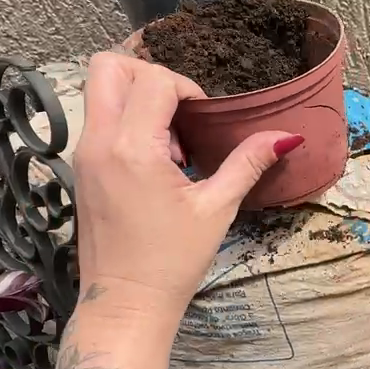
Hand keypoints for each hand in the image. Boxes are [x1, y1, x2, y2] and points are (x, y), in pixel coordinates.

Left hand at [72, 52, 300, 325]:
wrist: (127, 302)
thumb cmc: (175, 259)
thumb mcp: (218, 208)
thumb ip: (248, 163)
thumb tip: (287, 136)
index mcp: (133, 148)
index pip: (154, 80)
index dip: (187, 89)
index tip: (206, 123)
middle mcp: (98, 141)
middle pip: (109, 66)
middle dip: (151, 75)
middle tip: (183, 112)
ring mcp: (83, 154)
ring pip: (99, 89)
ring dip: (138, 97)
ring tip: (172, 142)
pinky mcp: (81, 168)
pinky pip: (99, 118)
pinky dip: (128, 120)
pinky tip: (158, 162)